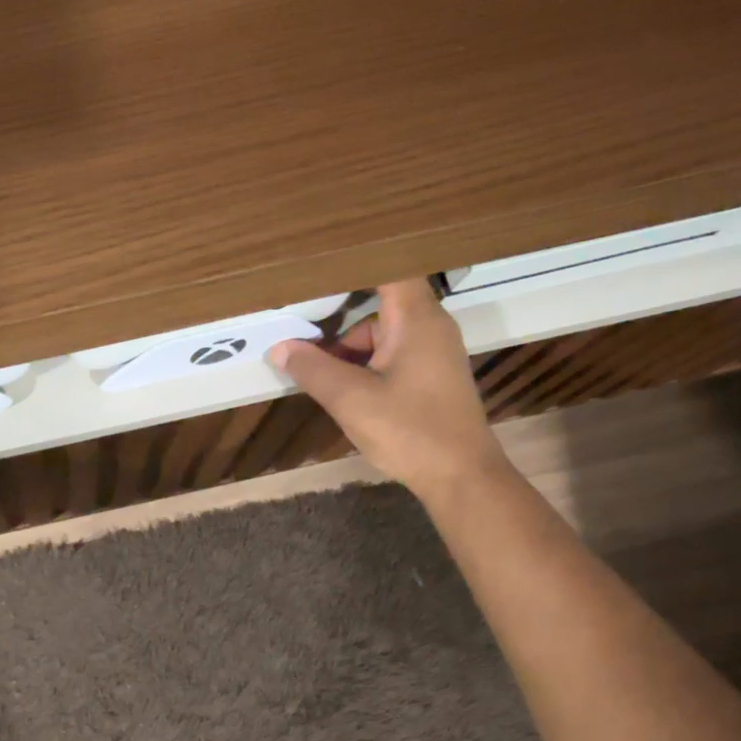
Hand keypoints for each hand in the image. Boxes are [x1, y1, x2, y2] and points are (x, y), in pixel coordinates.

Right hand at [269, 279, 509, 499]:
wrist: (461, 477)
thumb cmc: (409, 430)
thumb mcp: (350, 399)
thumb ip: (312, 368)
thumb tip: (279, 349)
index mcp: (416, 319)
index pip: (388, 267)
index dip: (353, 263)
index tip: (318, 266)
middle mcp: (430, 327)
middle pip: (379, 303)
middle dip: (339, 314)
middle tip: (299, 321)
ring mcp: (433, 353)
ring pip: (383, 333)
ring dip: (349, 348)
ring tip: (315, 369)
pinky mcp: (431, 377)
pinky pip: (392, 355)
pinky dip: (365, 365)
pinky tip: (343, 389)